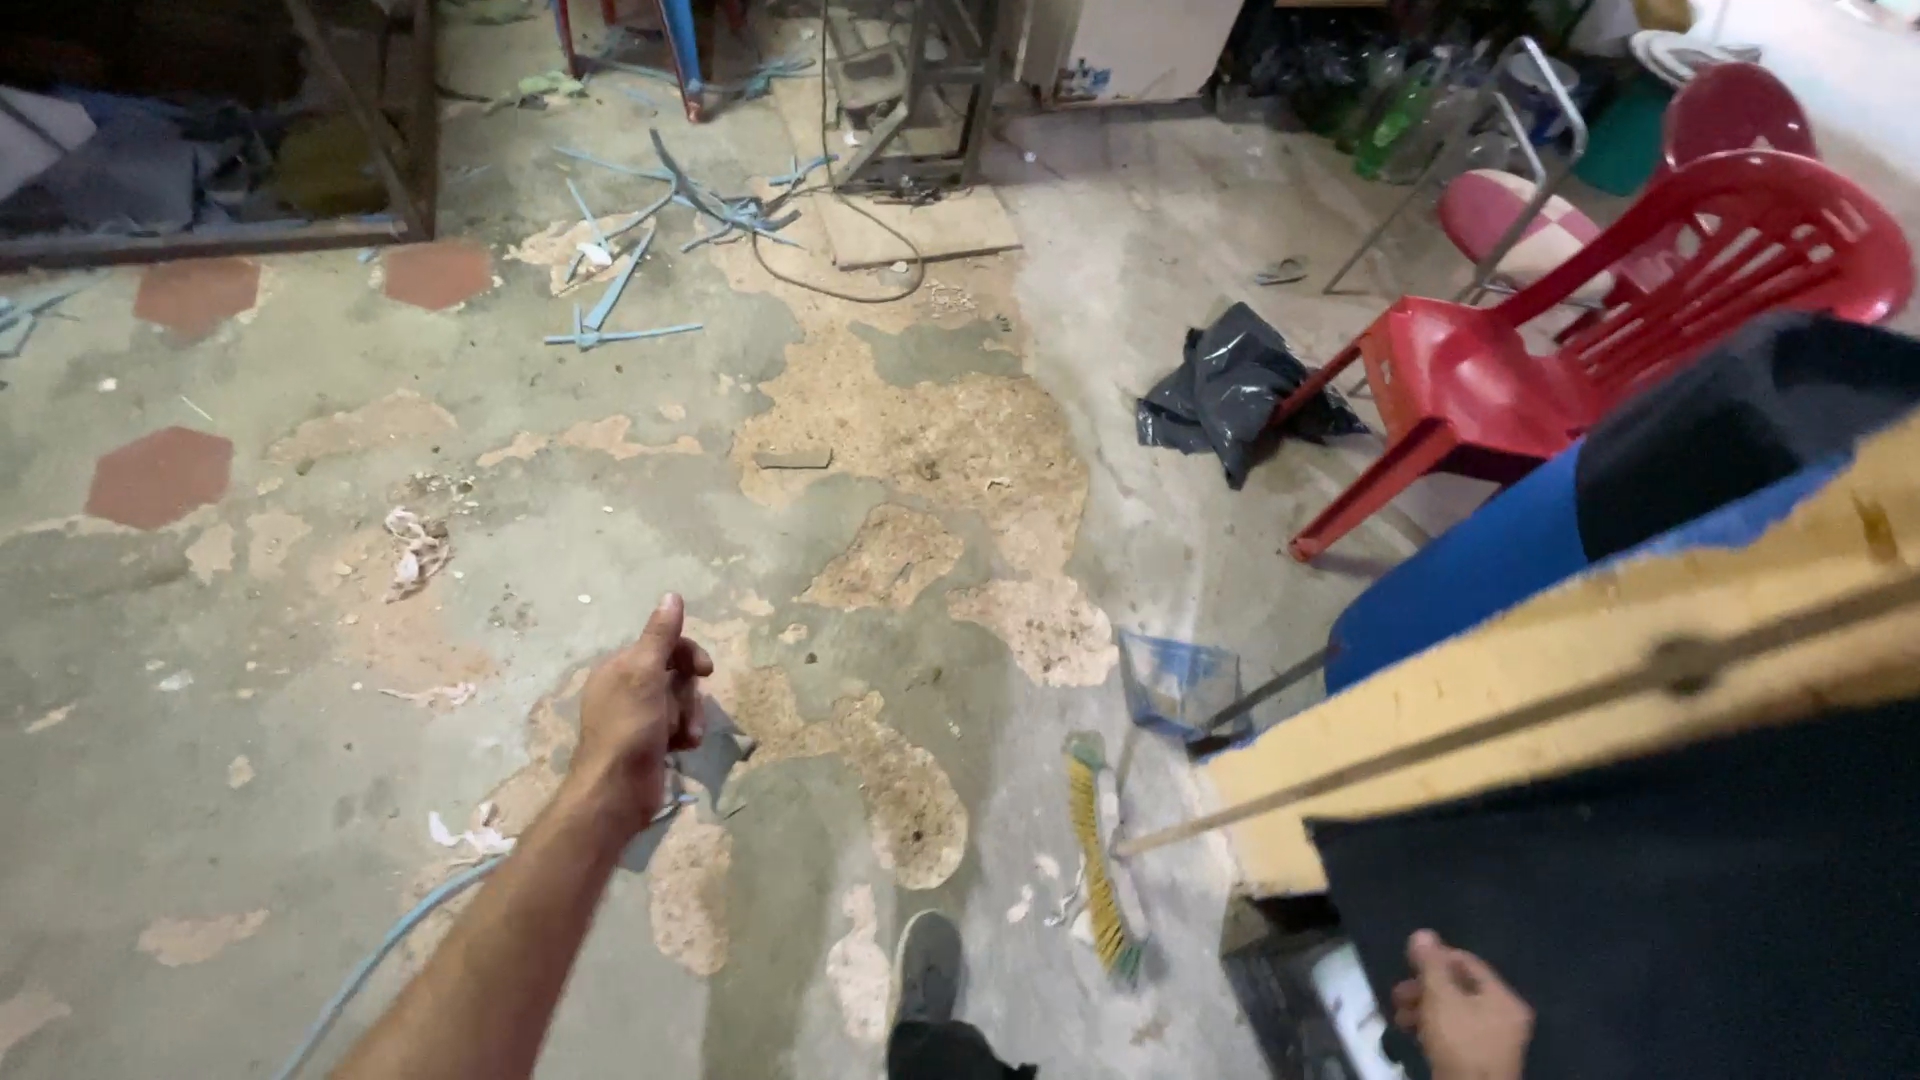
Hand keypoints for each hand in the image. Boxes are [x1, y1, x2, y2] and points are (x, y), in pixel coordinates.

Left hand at [570, 592, 712, 834]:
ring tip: (687, 735)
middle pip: (674, 673)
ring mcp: (637, 717)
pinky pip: (677, 724)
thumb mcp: (645, 674)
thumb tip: (671, 595)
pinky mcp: (649, 741)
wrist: (616, 791)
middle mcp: (625, 688)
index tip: (706, 670)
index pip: (662, 644)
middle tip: (692, 709)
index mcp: (619, 668)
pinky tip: (683, 746)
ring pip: (680, 701)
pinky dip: (685, 732)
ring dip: (690, 715)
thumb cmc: (629, 727)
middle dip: (689, 692)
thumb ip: (660, 635)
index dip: (687, 654)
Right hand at [1391, 930, 1532, 1079]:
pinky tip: (1410, 1028)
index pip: (1467, 962)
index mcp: (1503, 998)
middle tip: (1399, 990)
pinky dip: (1430, 1024)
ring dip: (1421, 1005)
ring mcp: (1492, 1038)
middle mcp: (1503, 1015)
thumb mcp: (1440, 996)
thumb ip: (1430, 963)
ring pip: (1451, 1007)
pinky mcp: (1478, 1055)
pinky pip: (1453, 1028)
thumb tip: (1423, 933)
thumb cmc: (1459, 1040)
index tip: (1409, 962)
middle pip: (1457, 985)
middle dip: (1422, 986)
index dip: (1436, 957)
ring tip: (1399, 1013)